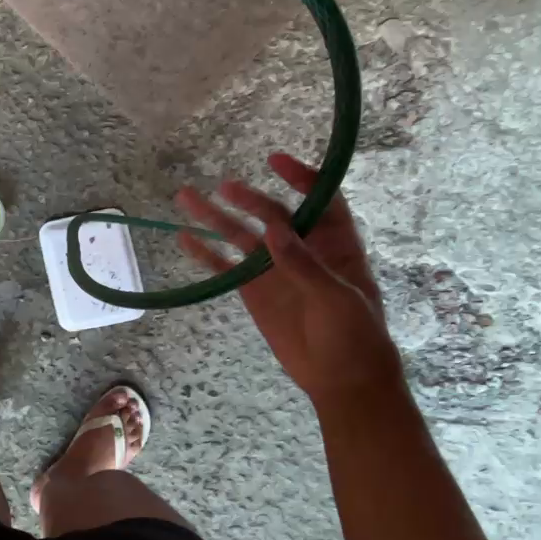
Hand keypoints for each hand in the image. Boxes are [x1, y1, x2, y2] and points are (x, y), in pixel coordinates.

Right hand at [176, 152, 401, 403]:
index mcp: (335, 246)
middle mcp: (301, 252)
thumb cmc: (356, 335)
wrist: (342, 378)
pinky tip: (184, 238)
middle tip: (225, 187)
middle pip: (273, 215)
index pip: (321, 202)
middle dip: (250, 199)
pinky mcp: (253, 292)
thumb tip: (274, 228)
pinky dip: (204, 253)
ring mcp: (273, 271)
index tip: (275, 161)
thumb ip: (305, 264)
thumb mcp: (338, 298)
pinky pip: (224, 267)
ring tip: (187, 197)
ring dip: (215, 218)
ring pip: (240, 237)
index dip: (302, 179)